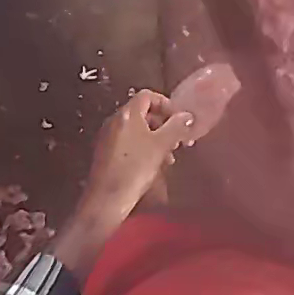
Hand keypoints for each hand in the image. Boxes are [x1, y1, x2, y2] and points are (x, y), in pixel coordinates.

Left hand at [84, 90, 197, 214]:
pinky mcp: (106, 153)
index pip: (147, 95)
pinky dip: (143, 147)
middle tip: (178, 138)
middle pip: (143, 112)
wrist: (107, 198)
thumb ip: (176, 127)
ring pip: (137, 129)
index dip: (165, 104)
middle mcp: (115, 120)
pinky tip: (153, 165)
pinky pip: (129, 142)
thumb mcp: (161, 145)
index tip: (178, 119)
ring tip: (169, 156)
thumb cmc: (135, 168)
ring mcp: (108, 136)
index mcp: (128, 114)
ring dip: (156, 138)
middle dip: (163, 124)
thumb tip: (187, 115)